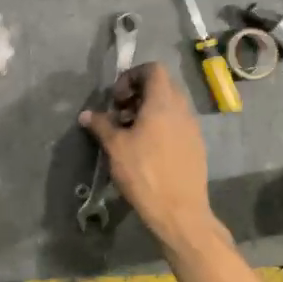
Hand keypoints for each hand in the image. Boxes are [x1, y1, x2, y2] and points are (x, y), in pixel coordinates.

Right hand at [79, 63, 218, 244]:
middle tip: (121, 113)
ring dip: (149, 110)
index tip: (116, 98)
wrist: (179, 211)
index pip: (153, 70)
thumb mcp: (115, 147)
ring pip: (171, 106)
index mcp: (162, 104)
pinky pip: (177, 124)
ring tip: (131, 133)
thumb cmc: (144, 173)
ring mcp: (192, 128)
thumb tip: (86, 114)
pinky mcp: (196, 146)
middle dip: (139, 93)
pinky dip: (161, 126)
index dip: (132, 76)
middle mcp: (182, 110)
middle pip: (163, 86)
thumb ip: (101, 125)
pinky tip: (147, 149)